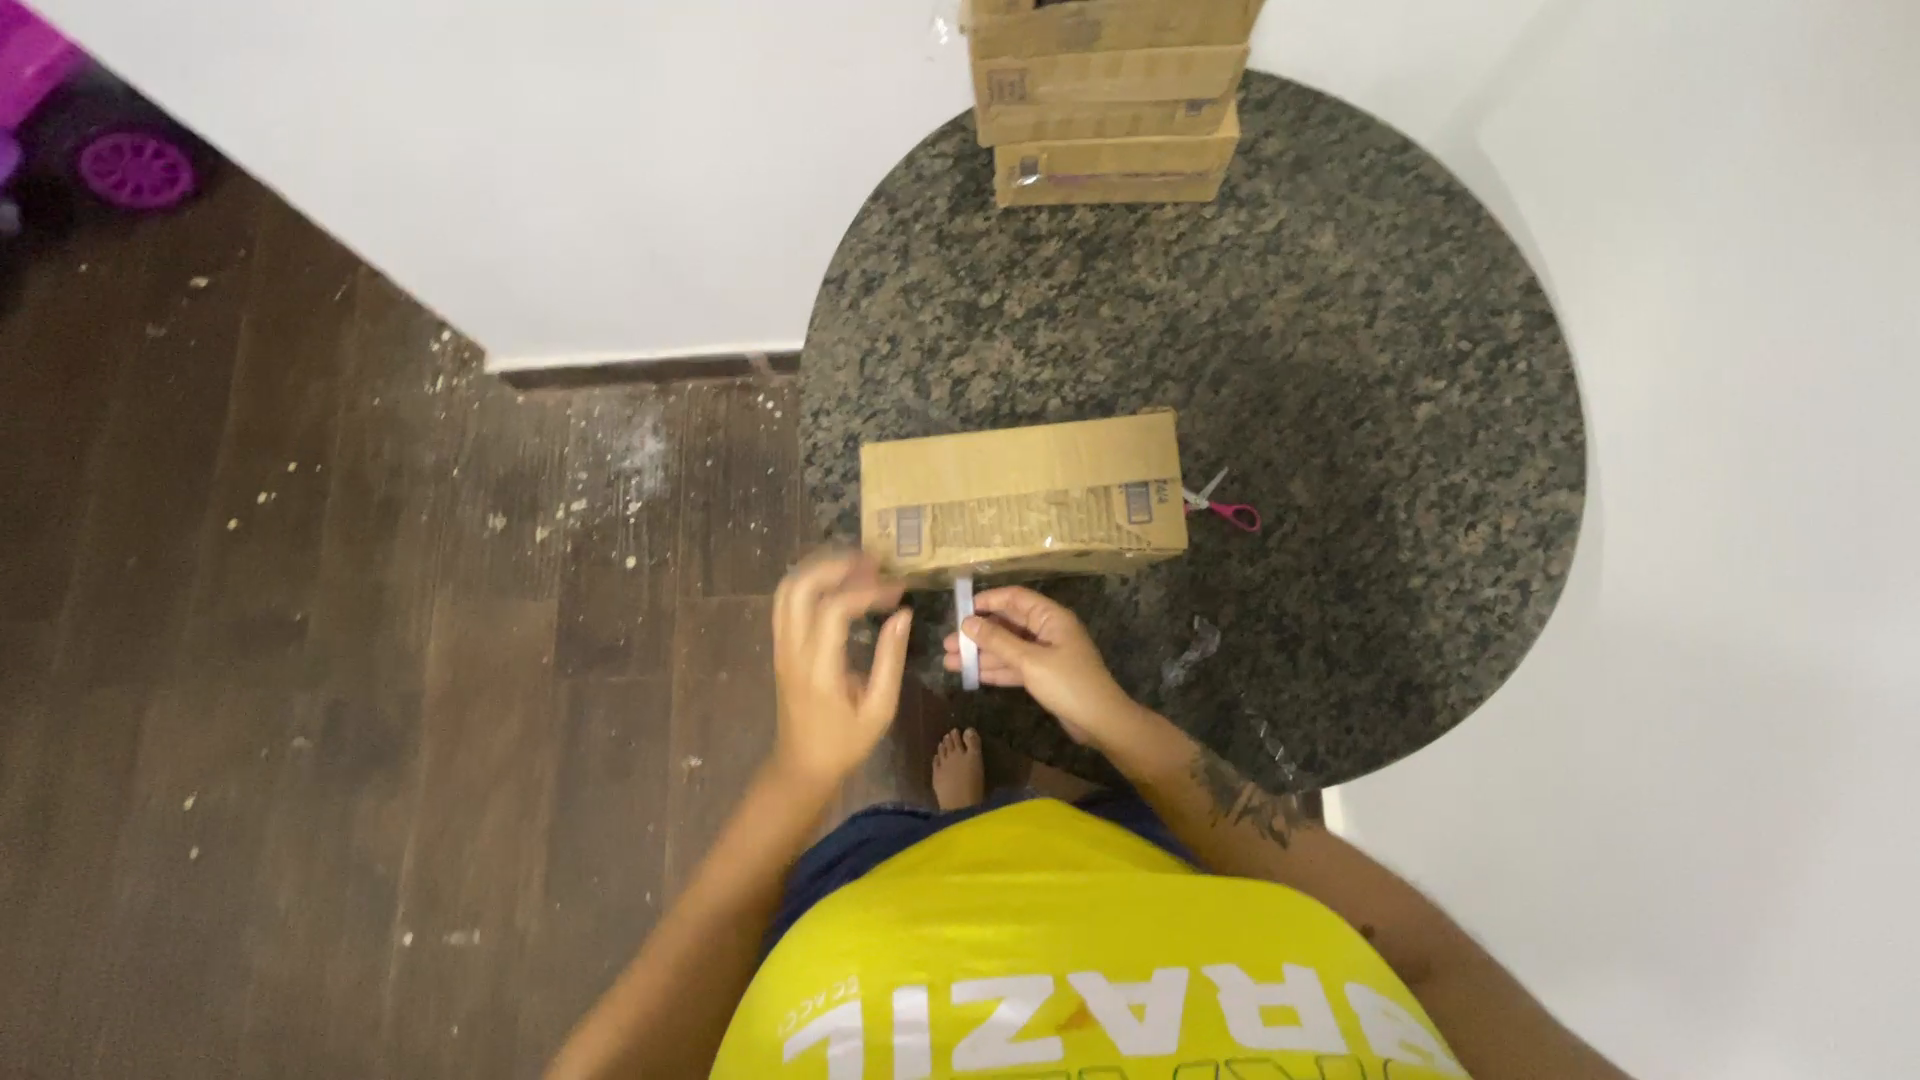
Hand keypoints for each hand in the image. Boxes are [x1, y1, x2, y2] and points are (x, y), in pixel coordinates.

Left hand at [772, 551, 911, 786]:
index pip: (834, 610)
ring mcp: (781, 647)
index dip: (867, 591)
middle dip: (836, 565)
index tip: (898, 588)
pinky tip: (838, 582)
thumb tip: (902, 614)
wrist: (803, 765)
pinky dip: (810, 582)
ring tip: (857, 565)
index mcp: (818, 669)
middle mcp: (792, 651)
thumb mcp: (880, 708)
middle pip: (800, 587)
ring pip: (788, 589)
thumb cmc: (845, 742)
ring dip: (820, 568)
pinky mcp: (780, 647)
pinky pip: (786, 602)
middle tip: (874, 562)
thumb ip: (890, 659)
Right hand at [941, 586, 1140, 749]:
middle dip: (978, 634)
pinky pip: (1015, 666)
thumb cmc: (1068, 684)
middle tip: (948, 644)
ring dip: (981, 655)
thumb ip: (998, 641)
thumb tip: (968, 623)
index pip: (1015, 598)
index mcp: (1051, 617)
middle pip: (1008, 625)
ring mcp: (1046, 654)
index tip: (961, 610)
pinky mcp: (1044, 675)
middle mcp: (1048, 631)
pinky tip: (971, 674)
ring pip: (1008, 648)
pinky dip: (995, 669)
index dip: (988, 601)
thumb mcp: (1030, 661)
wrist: (1100, 721)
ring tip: (949, 662)